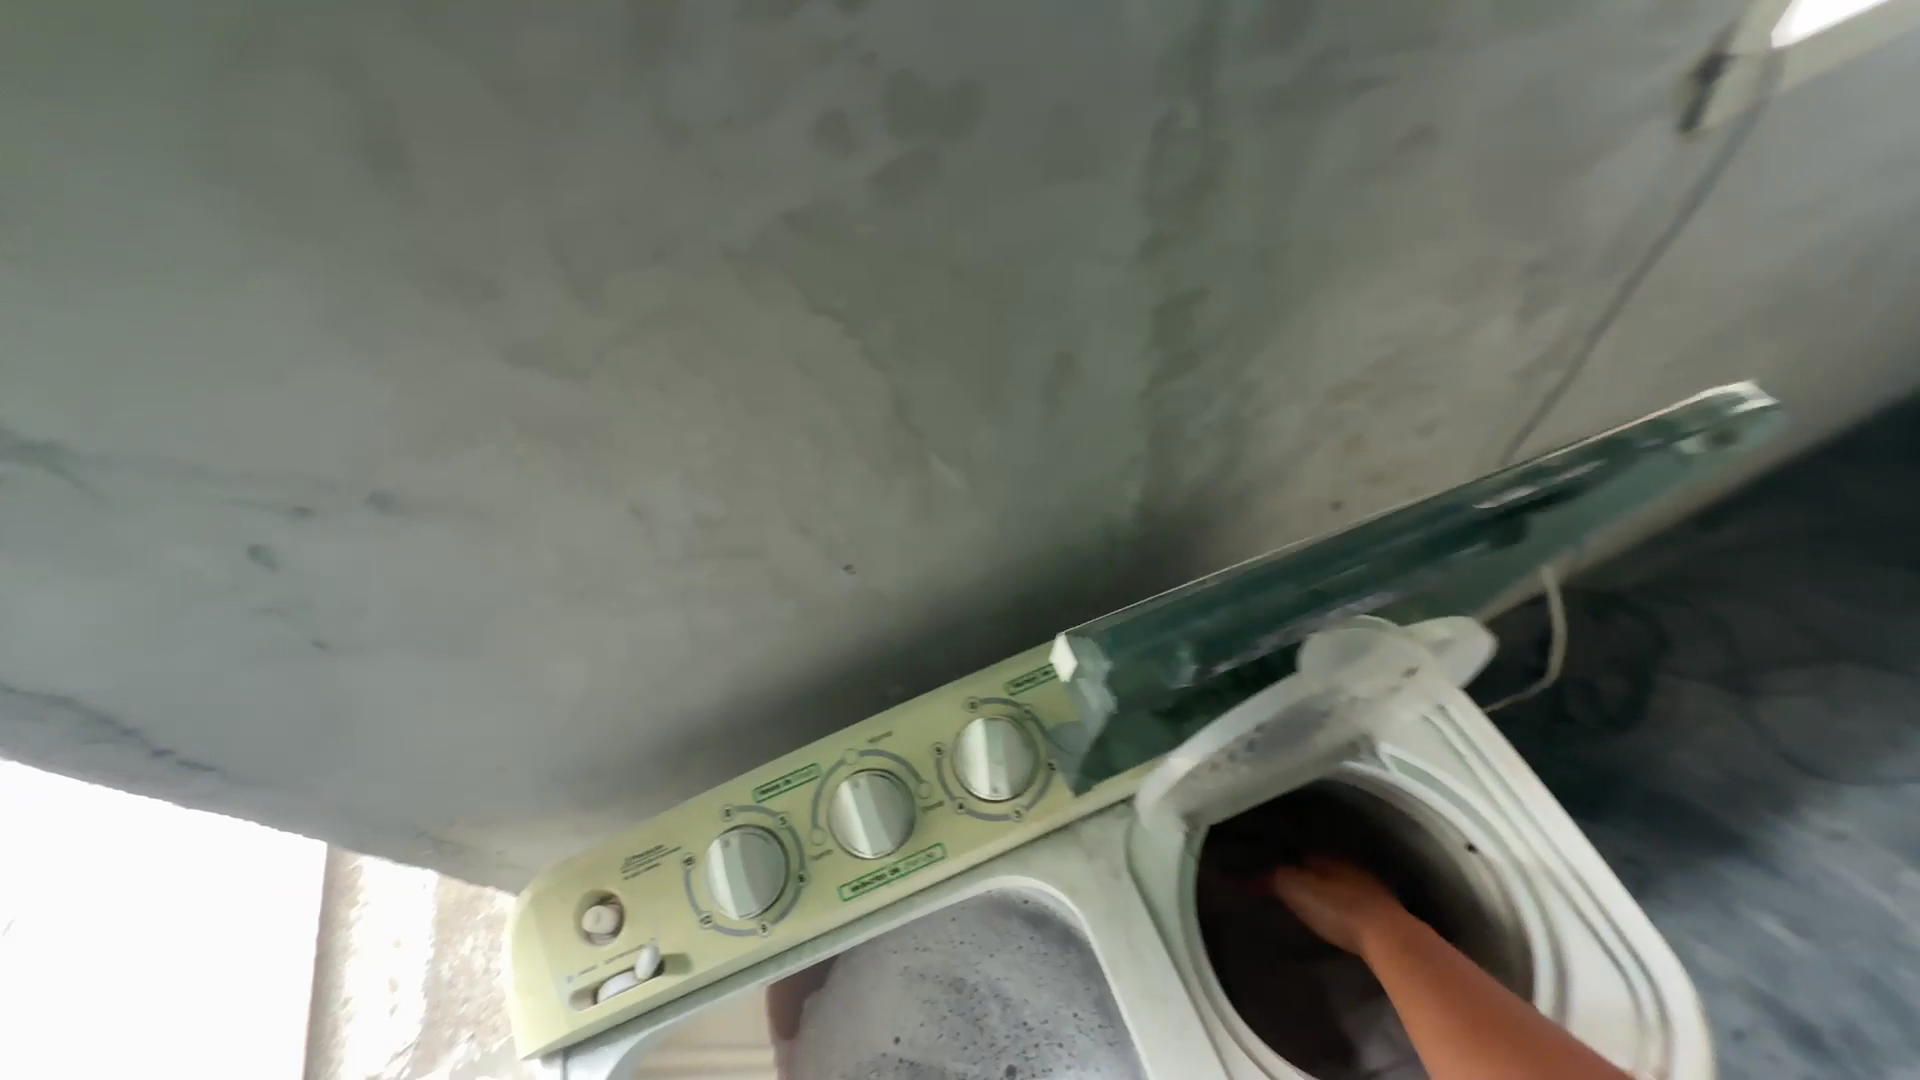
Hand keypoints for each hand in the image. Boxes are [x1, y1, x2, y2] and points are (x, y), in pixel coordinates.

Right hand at [1268, 857, 1407, 954]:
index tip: (1274, 870)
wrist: (1388, 936)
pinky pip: (1358, 897)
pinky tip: (1342, 914)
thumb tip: (1240, 874)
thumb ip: (1269, 879)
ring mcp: (1373, 884)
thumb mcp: (1294, 890)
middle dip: (1310, 872)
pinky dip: (1347, 902)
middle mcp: (1350, 862)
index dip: (1286, 860)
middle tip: (1293, 886)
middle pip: (1324, 864)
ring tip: (1316, 901)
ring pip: (1343, 880)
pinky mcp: (1386, 908)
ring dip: (1331, 887)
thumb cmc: (1336, 907)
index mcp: (1327, 853)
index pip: (1300, 850)